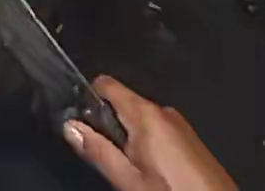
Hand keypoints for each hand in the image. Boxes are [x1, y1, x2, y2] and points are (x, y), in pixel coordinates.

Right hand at [63, 77, 236, 190]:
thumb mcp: (130, 181)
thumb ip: (98, 151)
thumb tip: (69, 126)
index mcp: (146, 113)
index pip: (105, 84)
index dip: (88, 98)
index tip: (82, 122)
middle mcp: (164, 112)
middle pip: (123, 106)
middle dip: (113, 129)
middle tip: (115, 162)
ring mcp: (182, 128)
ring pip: (142, 123)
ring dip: (133, 142)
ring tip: (140, 176)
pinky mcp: (194, 145)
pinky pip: (162, 135)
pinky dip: (153, 150)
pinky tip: (160, 179)